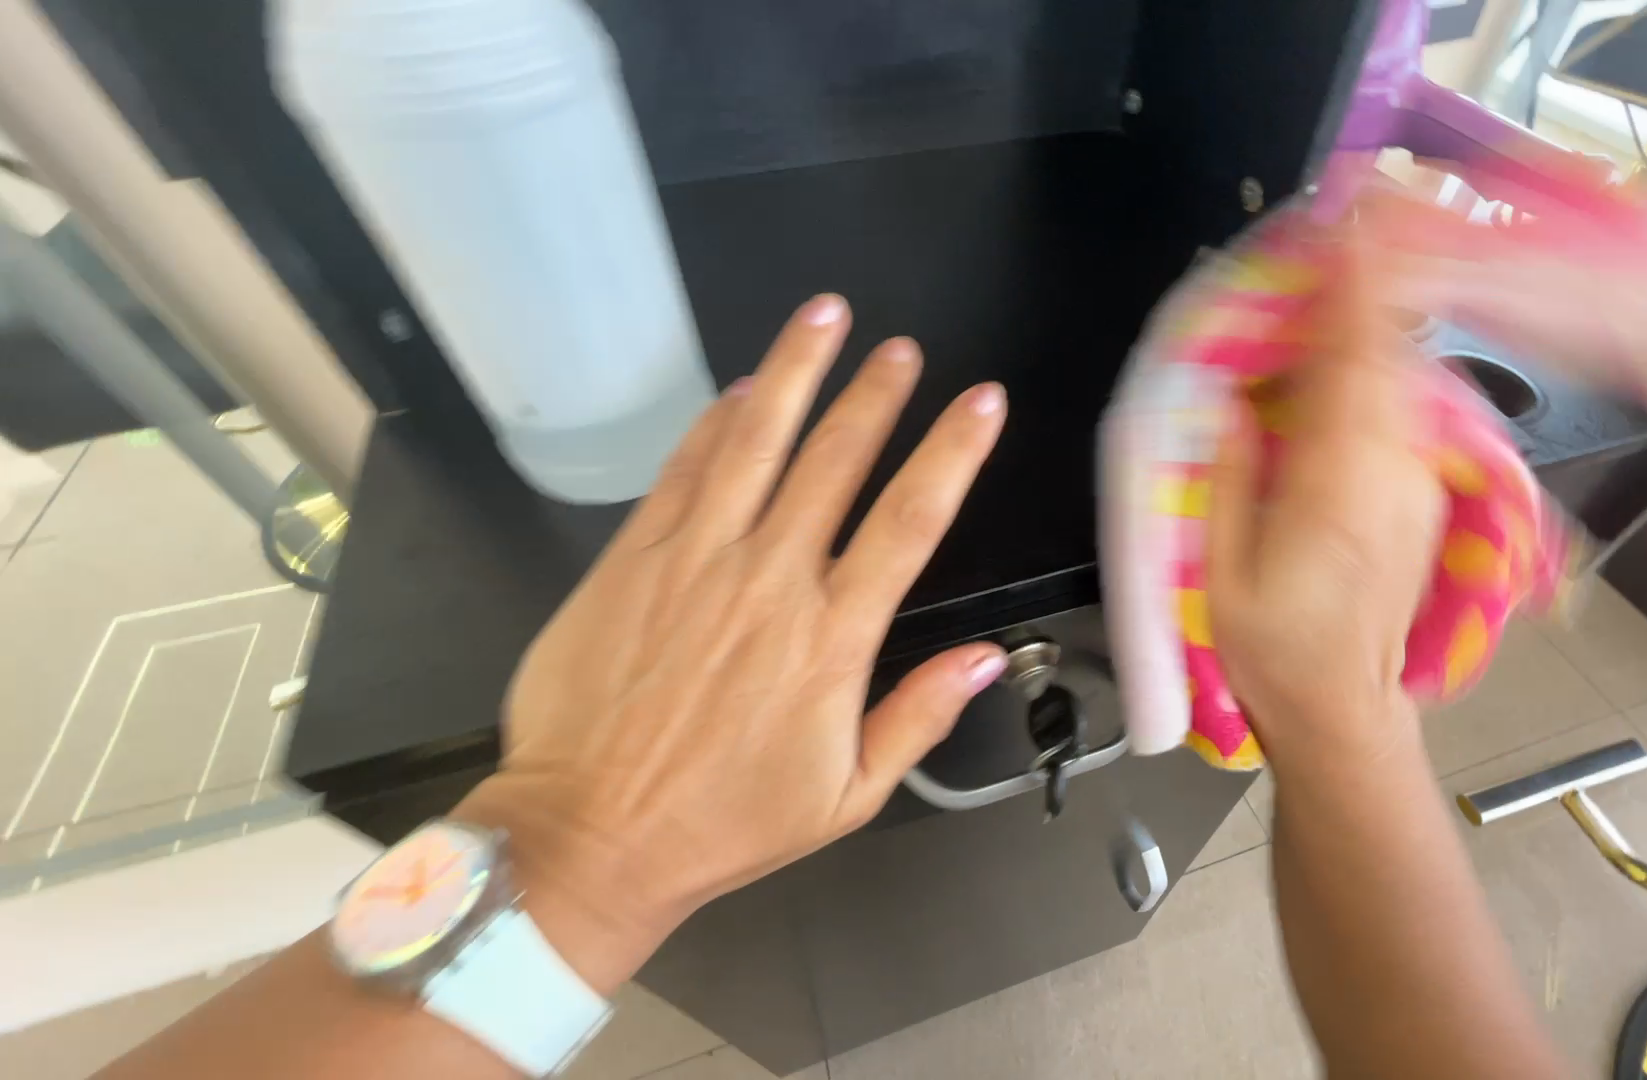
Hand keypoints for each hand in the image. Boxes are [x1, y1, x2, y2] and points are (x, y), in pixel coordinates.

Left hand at [456, 295, 1008, 990]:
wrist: (590, 837)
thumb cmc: (727, 822)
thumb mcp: (848, 795)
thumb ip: (920, 715)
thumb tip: (988, 656)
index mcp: (832, 636)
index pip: (909, 521)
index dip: (952, 453)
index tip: (980, 401)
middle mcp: (771, 579)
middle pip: (835, 461)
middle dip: (874, 394)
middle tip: (900, 348)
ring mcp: (696, 559)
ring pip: (755, 442)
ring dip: (794, 373)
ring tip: (825, 315)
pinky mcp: (633, 559)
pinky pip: (684, 472)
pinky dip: (715, 424)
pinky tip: (740, 389)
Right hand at [1205, 245, 1445, 768]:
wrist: (1341, 709)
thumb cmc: (1268, 647)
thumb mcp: (1220, 568)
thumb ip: (1229, 475)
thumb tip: (1231, 401)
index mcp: (1339, 485)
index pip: (1358, 358)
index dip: (1358, 281)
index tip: (1353, 213)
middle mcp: (1395, 471)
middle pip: (1390, 352)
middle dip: (1363, 286)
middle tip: (1321, 242)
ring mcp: (1416, 482)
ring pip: (1400, 375)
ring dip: (1365, 325)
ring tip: (1319, 293)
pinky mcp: (1418, 493)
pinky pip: (1399, 408)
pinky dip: (1369, 369)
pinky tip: (1328, 369)